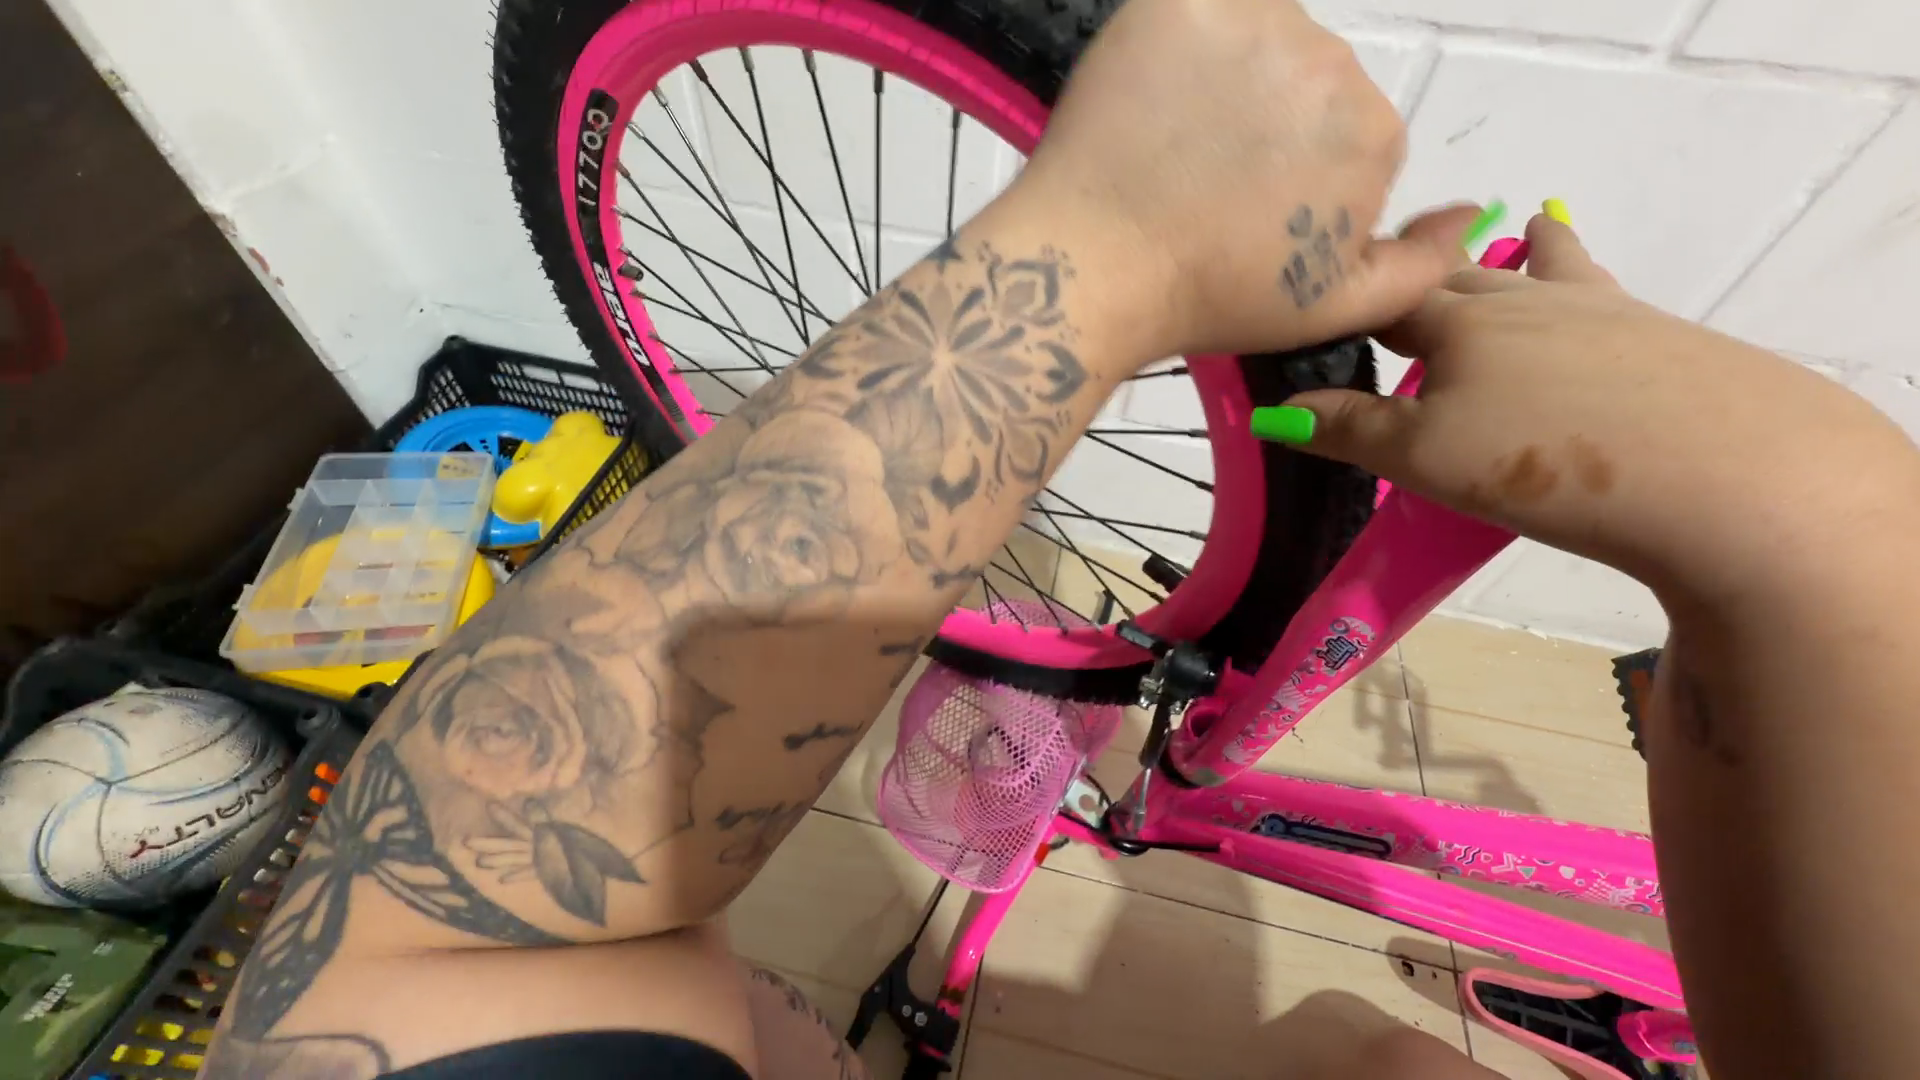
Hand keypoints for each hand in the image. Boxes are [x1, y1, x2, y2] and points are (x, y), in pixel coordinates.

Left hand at [999, 0, 1476, 357]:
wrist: (1099, 270)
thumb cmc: (1208, 299)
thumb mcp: (1327, 312)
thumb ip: (1415, 268)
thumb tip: (1471, 212)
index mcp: (1373, 137)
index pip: (1341, 138)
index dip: (1286, 178)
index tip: (1238, 214)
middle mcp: (1335, 65)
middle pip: (1303, 87)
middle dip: (1259, 129)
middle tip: (1195, 185)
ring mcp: (1259, 24)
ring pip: (1254, 43)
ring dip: (1220, 84)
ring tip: (1166, 149)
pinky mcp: (1188, 1)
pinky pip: (1201, 10)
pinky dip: (1179, 44)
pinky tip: (1150, 100)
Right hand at [1278, 214, 1919, 597]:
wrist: (1723, 476)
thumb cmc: (1538, 460)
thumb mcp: (1419, 454)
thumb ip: (1344, 428)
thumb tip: (1272, 413)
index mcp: (1458, 322)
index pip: (1387, 298)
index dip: (1349, 304)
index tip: (1321, 310)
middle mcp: (1524, 300)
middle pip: (1456, 279)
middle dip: (1419, 283)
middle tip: (1395, 299)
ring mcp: (1597, 309)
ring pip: (1534, 270)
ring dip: (1509, 256)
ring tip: (1513, 229)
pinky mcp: (1653, 334)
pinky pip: (1593, 287)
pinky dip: (1572, 266)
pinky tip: (1578, 270)